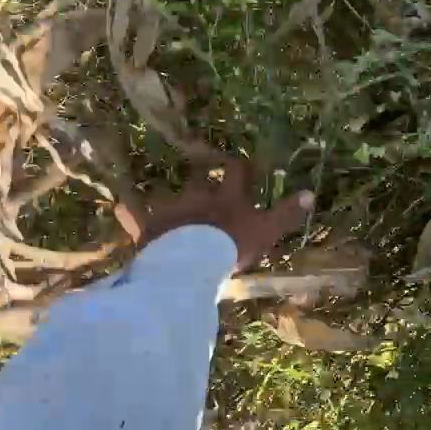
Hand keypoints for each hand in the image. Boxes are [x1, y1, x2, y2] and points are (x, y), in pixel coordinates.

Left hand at [122, 155, 314, 269]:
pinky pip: (136, 218)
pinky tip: (120, 208)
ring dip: (176, 202)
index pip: (236, 171)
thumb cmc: (231, 245)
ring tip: (175, 207)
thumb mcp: (266, 230)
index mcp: (228, 197)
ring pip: (173, 199)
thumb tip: (310, 193)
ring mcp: (172, 211)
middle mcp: (199, 196)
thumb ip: (286, 213)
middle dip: (202, 182)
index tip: (241, 166)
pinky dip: (129, 213)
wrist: (189, 264)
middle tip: (205, 188)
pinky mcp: (149, 228)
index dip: (239, 167)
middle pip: (200, 181)